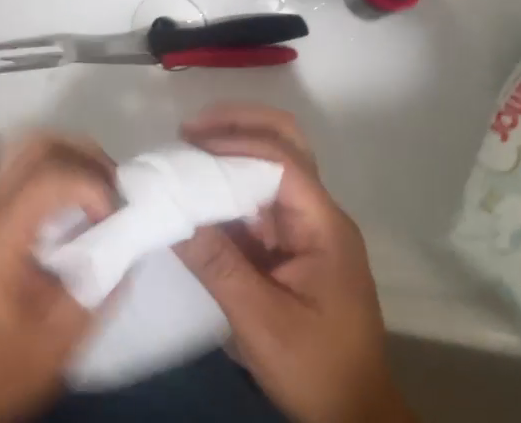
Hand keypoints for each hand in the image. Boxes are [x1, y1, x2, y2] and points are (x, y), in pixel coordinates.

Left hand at [0, 134, 117, 422]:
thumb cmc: (2, 365)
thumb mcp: (61, 337)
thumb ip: (99, 285)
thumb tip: (131, 244)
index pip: (50, 176)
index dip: (93, 186)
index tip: (116, 219)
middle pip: (34, 145)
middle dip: (83, 156)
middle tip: (117, 188)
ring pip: (24, 151)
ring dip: (68, 161)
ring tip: (101, 194)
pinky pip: (18, 172)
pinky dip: (53, 174)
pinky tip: (76, 208)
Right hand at [172, 105, 414, 422]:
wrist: (352, 416)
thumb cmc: (315, 367)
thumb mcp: (259, 319)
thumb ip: (215, 263)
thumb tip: (168, 212)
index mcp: (324, 226)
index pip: (282, 160)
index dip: (234, 142)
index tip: (187, 143)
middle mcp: (318, 216)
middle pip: (286, 145)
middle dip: (237, 126)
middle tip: (187, 131)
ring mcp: (305, 230)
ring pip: (269, 168)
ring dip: (228, 153)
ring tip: (181, 154)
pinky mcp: (288, 247)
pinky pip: (257, 200)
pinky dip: (225, 186)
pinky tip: (194, 192)